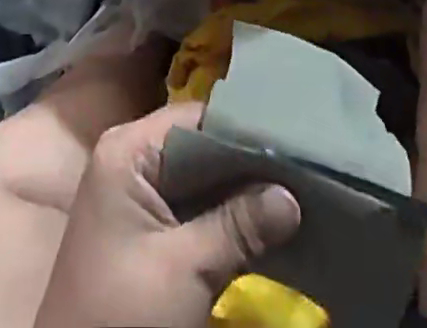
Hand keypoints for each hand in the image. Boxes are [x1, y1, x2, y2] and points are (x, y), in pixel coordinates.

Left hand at [34, 103, 300, 327]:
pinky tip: (270, 219)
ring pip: (201, 175)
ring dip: (243, 188)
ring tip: (299, 189)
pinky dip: (228, 212)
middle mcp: (131, 159)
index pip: (194, 117)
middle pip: (199, 143)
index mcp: (126, 150)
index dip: (242, 128)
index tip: (293, 142)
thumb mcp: (184, 268)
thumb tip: (292, 195)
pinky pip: (195, 204)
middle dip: (248, 160)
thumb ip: (238, 226)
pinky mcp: (150, 225)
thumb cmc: (122, 309)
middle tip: (304, 167)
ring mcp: (139, 192)